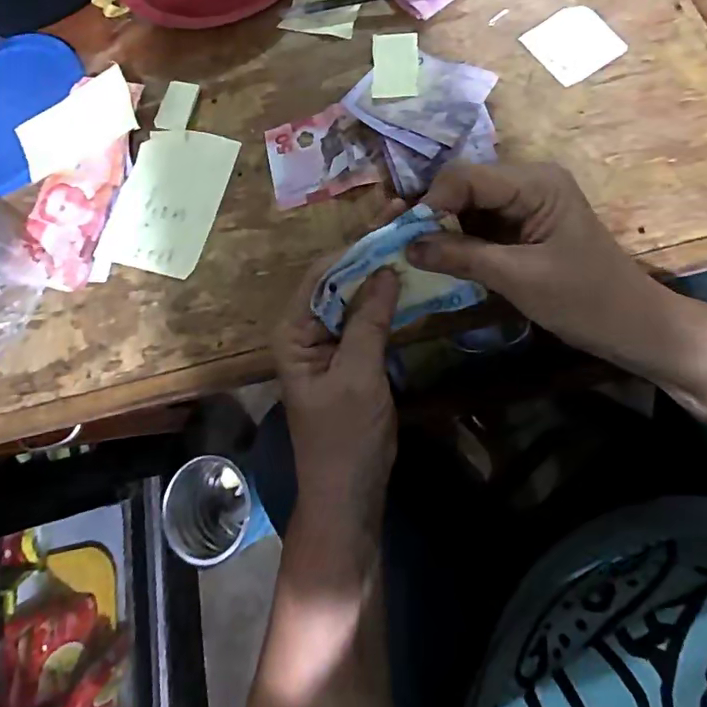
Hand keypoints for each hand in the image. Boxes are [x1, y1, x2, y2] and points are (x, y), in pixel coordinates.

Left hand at [273, 229, 402, 528]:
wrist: (349, 491)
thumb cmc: (345, 436)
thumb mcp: (358, 375)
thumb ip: (369, 320)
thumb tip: (386, 269)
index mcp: (294, 331)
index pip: (323, 273)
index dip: (356, 243)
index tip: (390, 215)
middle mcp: (306, 329)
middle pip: (339, 278)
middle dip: (371, 250)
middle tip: (405, 217)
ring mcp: (329, 341)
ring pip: (356, 294)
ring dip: (381, 269)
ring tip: (412, 237)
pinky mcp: (351, 354)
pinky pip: (367, 315)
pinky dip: (387, 297)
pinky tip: (410, 277)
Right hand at [405, 163, 673, 367]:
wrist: (633, 327)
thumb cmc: (585, 300)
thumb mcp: (519, 279)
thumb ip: (462, 256)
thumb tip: (407, 245)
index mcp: (536, 182)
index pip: (467, 176)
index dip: (432, 201)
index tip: (404, 236)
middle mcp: (529, 181)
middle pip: (466, 186)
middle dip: (434, 213)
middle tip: (401, 244)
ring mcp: (527, 203)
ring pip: (470, 205)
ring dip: (444, 228)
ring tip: (413, 252)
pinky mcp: (524, 226)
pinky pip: (482, 223)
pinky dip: (461, 240)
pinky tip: (440, 257)